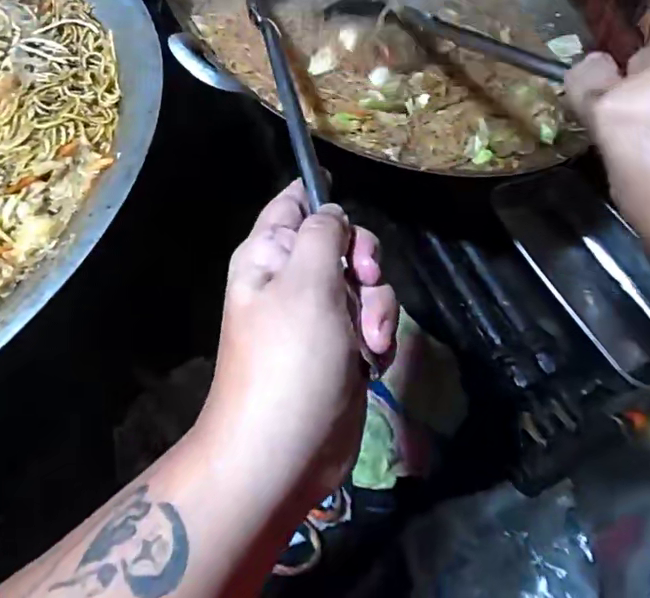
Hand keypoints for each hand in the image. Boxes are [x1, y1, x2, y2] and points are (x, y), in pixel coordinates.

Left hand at [191, 181, 398, 513]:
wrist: (282, 454)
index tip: (347, 204)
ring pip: (365, 283)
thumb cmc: (289, 358)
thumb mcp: (306, 282)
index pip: (293, 203)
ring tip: (369, 341)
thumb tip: (331, 212)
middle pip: (341, 240)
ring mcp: (319, 316)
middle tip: (364, 278)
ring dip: (377, 306)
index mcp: (270, 255)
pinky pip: (372, 321)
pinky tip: (372, 361)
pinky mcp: (342, 348)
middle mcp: (293, 279)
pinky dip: (379, 336)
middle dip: (363, 258)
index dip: (319, 195)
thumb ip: (323, 233)